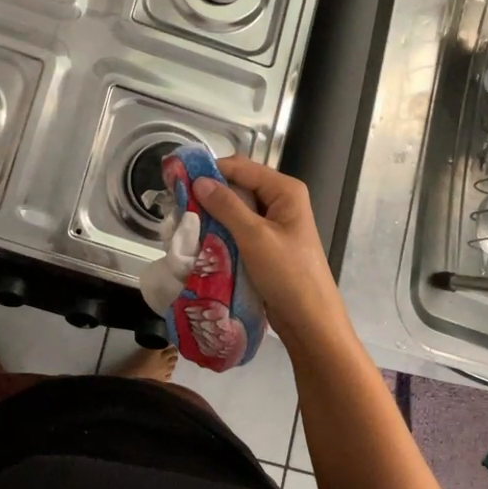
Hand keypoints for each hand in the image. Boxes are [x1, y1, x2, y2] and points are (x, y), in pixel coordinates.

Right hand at [193, 156, 346, 339]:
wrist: (309, 321)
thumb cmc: (288, 275)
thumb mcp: (255, 237)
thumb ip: (227, 206)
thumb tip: (198, 181)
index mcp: (285, 191)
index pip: (240, 167)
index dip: (210, 170)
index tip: (178, 179)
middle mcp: (280, 201)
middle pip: (237, 186)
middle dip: (209, 194)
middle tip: (178, 204)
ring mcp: (273, 224)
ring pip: (235, 209)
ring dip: (212, 215)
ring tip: (184, 221)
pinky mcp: (265, 244)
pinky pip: (238, 229)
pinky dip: (220, 231)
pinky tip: (200, 239)